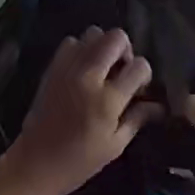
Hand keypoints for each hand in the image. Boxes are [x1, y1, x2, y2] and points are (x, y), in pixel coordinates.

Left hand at [0, 27, 161, 194]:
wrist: (36, 161)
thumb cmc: (80, 161)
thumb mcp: (115, 145)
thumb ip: (137, 118)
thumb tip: (158, 105)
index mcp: (107, 99)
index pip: (139, 66)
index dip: (145, 74)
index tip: (139, 88)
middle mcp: (88, 76)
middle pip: (116, 38)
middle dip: (126, 51)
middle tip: (122, 72)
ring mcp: (68, 68)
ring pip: (93, 33)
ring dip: (103, 47)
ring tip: (103, 69)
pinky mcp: (52, 67)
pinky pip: (71, 41)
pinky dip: (81, 49)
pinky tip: (83, 69)